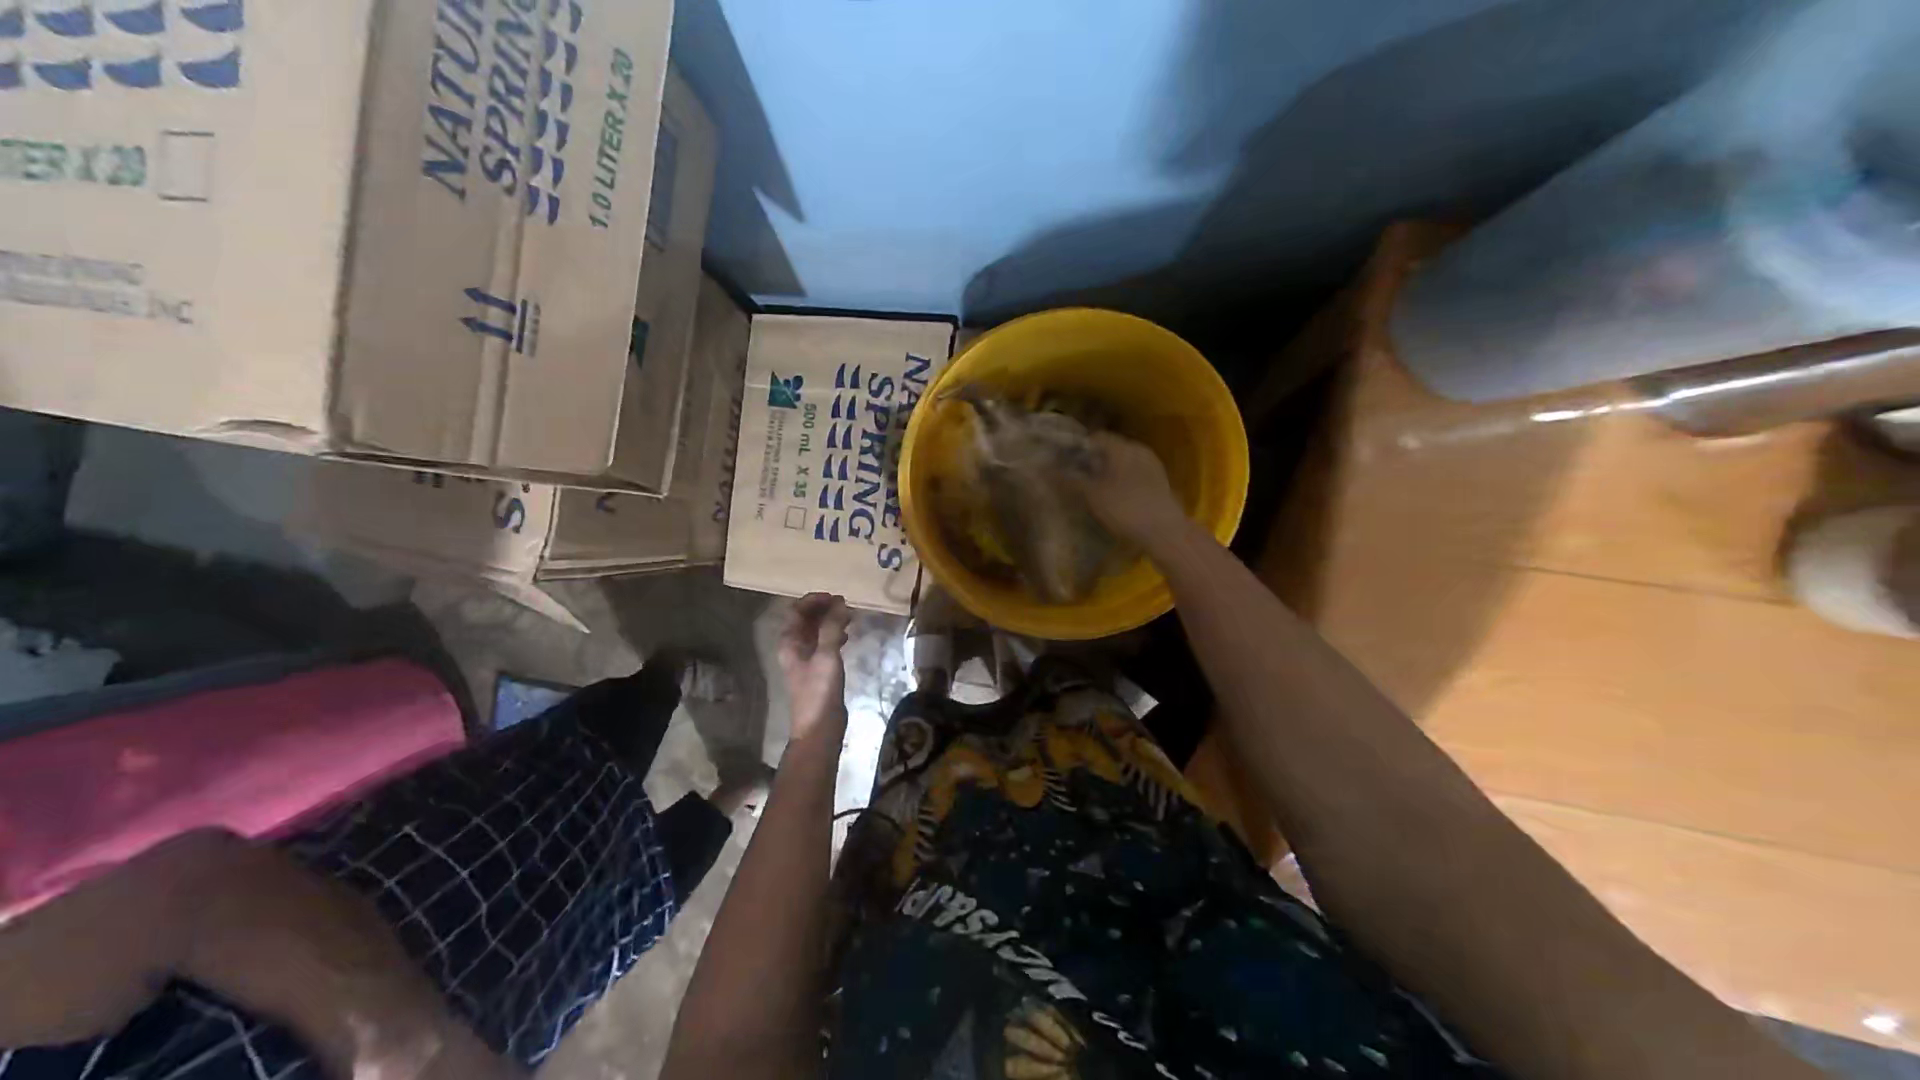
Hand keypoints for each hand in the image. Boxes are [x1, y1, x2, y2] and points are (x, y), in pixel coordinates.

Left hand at [778, 593, 850, 741]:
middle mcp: (794, 648)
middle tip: (845, 604)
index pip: (797, 611)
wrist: (819, 729)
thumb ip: (832, 628)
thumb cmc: (818, 691)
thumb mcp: (826, 656)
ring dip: (830, 621)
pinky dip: (835, 635)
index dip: (814, 600)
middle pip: (806, 620)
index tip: (835, 597)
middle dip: (824, 609)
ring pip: (816, 631)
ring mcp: (806, 659)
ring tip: (849, 616)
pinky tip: (848, 636)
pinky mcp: (818, 670)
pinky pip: (824, 644)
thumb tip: (839, 603)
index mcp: (789, 642)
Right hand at [1071, 432, 1192, 552]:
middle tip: (1077, 477)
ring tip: (1093, 490)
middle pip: (1110, 449)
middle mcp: (1139, 450)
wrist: (1165, 533)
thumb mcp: (1093, 496)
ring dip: (1108, 472)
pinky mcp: (1159, 483)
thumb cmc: (1126, 509)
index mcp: (1123, 447)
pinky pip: (1134, 474)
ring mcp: (1152, 466)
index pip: (1096, 437)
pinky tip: (1114, 498)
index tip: (1065, 462)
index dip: (1078, 448)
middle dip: (1093, 461)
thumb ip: (1070, 480)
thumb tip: (1046, 469)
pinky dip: (1122, 481)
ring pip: (1123, 462)